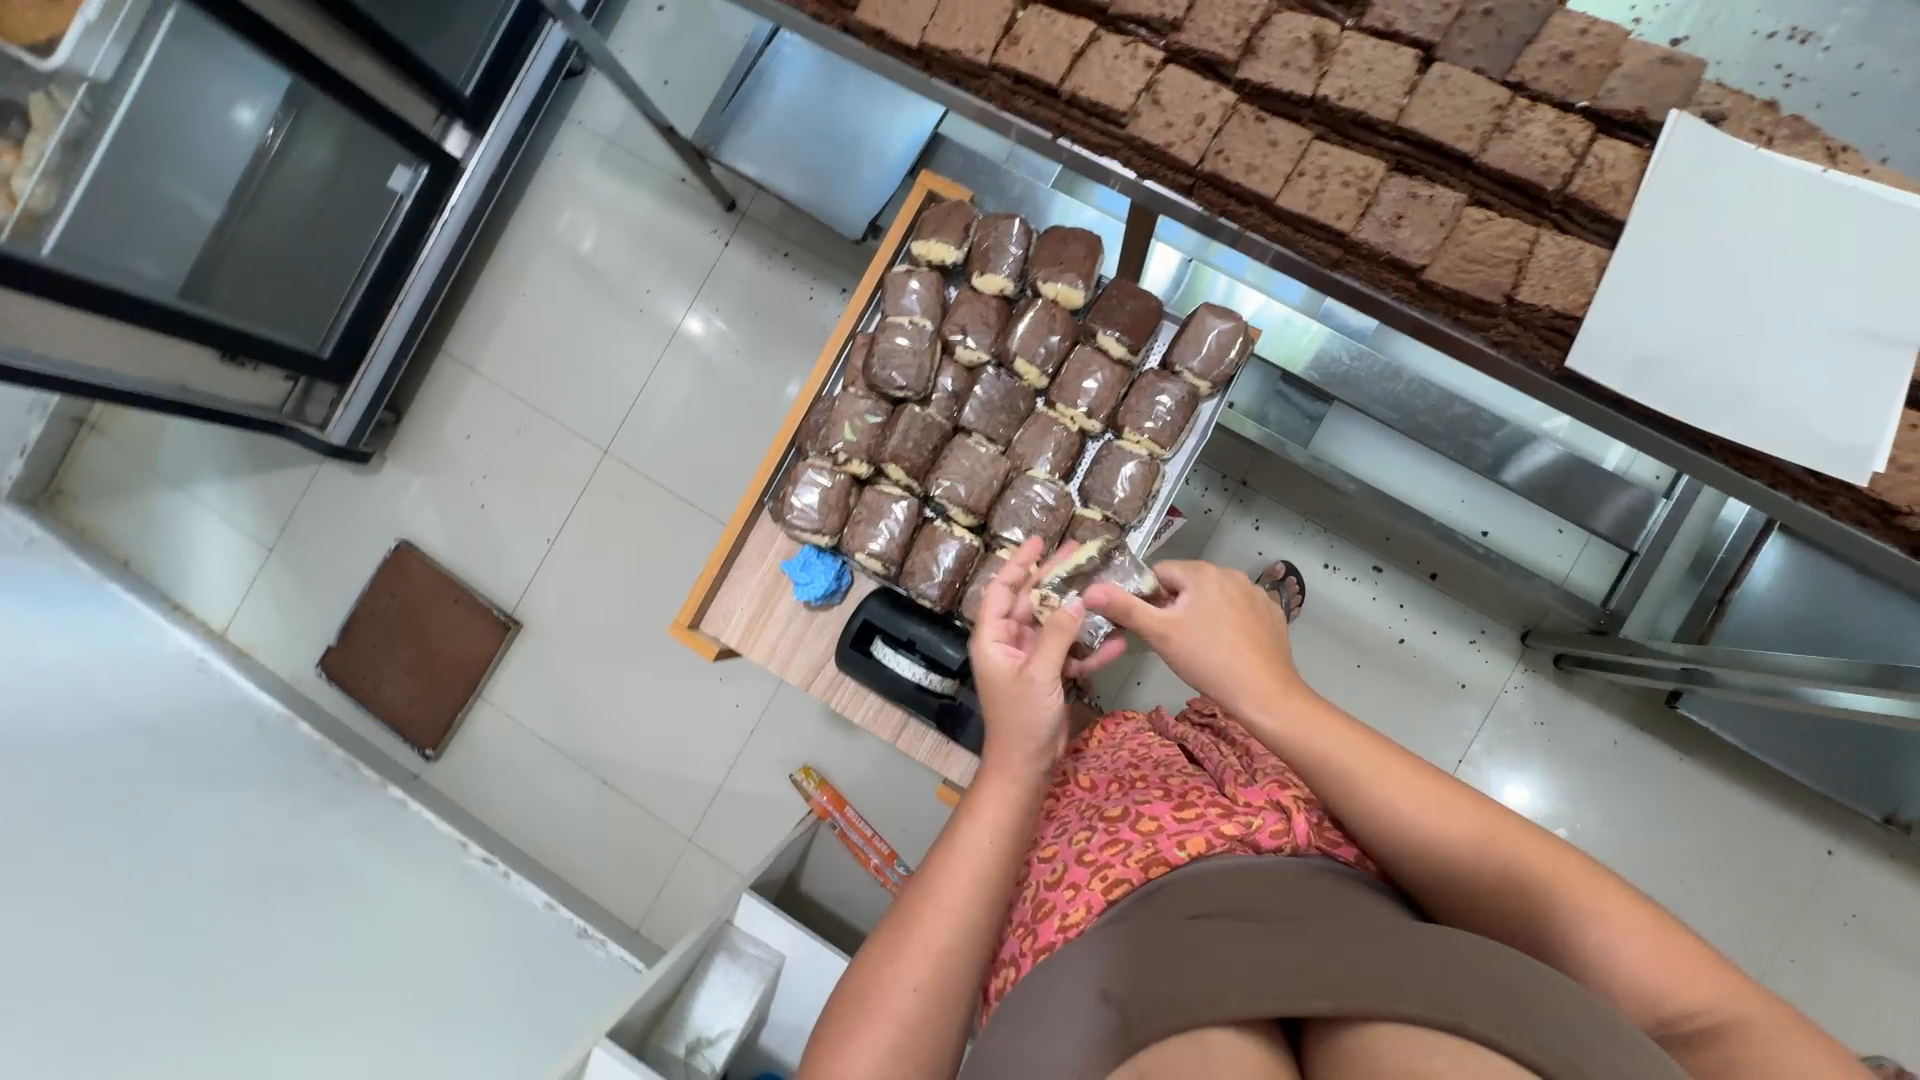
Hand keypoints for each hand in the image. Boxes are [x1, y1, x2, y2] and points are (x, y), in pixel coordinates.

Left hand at [969, 538, 1126, 776]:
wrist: (1027, 765)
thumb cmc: (1022, 719)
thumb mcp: (1039, 673)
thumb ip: (1058, 634)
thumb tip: (1077, 599)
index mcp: (993, 637)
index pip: (1002, 589)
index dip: (1019, 563)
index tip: (1039, 541)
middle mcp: (1009, 642)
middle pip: (1032, 600)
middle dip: (1055, 577)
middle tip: (1080, 551)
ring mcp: (1030, 658)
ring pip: (1055, 623)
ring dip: (1078, 609)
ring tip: (1104, 584)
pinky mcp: (1050, 674)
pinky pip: (1070, 652)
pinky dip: (1090, 648)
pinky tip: (1117, 640)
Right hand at [1084, 559, 1310, 718]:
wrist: (1265, 693)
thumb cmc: (1206, 660)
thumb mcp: (1159, 634)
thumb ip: (1124, 608)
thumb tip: (1089, 589)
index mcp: (1201, 572)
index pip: (1159, 573)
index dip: (1147, 597)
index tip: (1149, 625)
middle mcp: (1231, 573)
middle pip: (1188, 583)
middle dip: (1175, 605)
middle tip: (1171, 639)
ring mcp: (1255, 592)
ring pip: (1214, 596)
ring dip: (1202, 612)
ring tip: (1200, 646)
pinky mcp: (1272, 612)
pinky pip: (1239, 609)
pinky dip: (1229, 622)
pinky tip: (1228, 647)